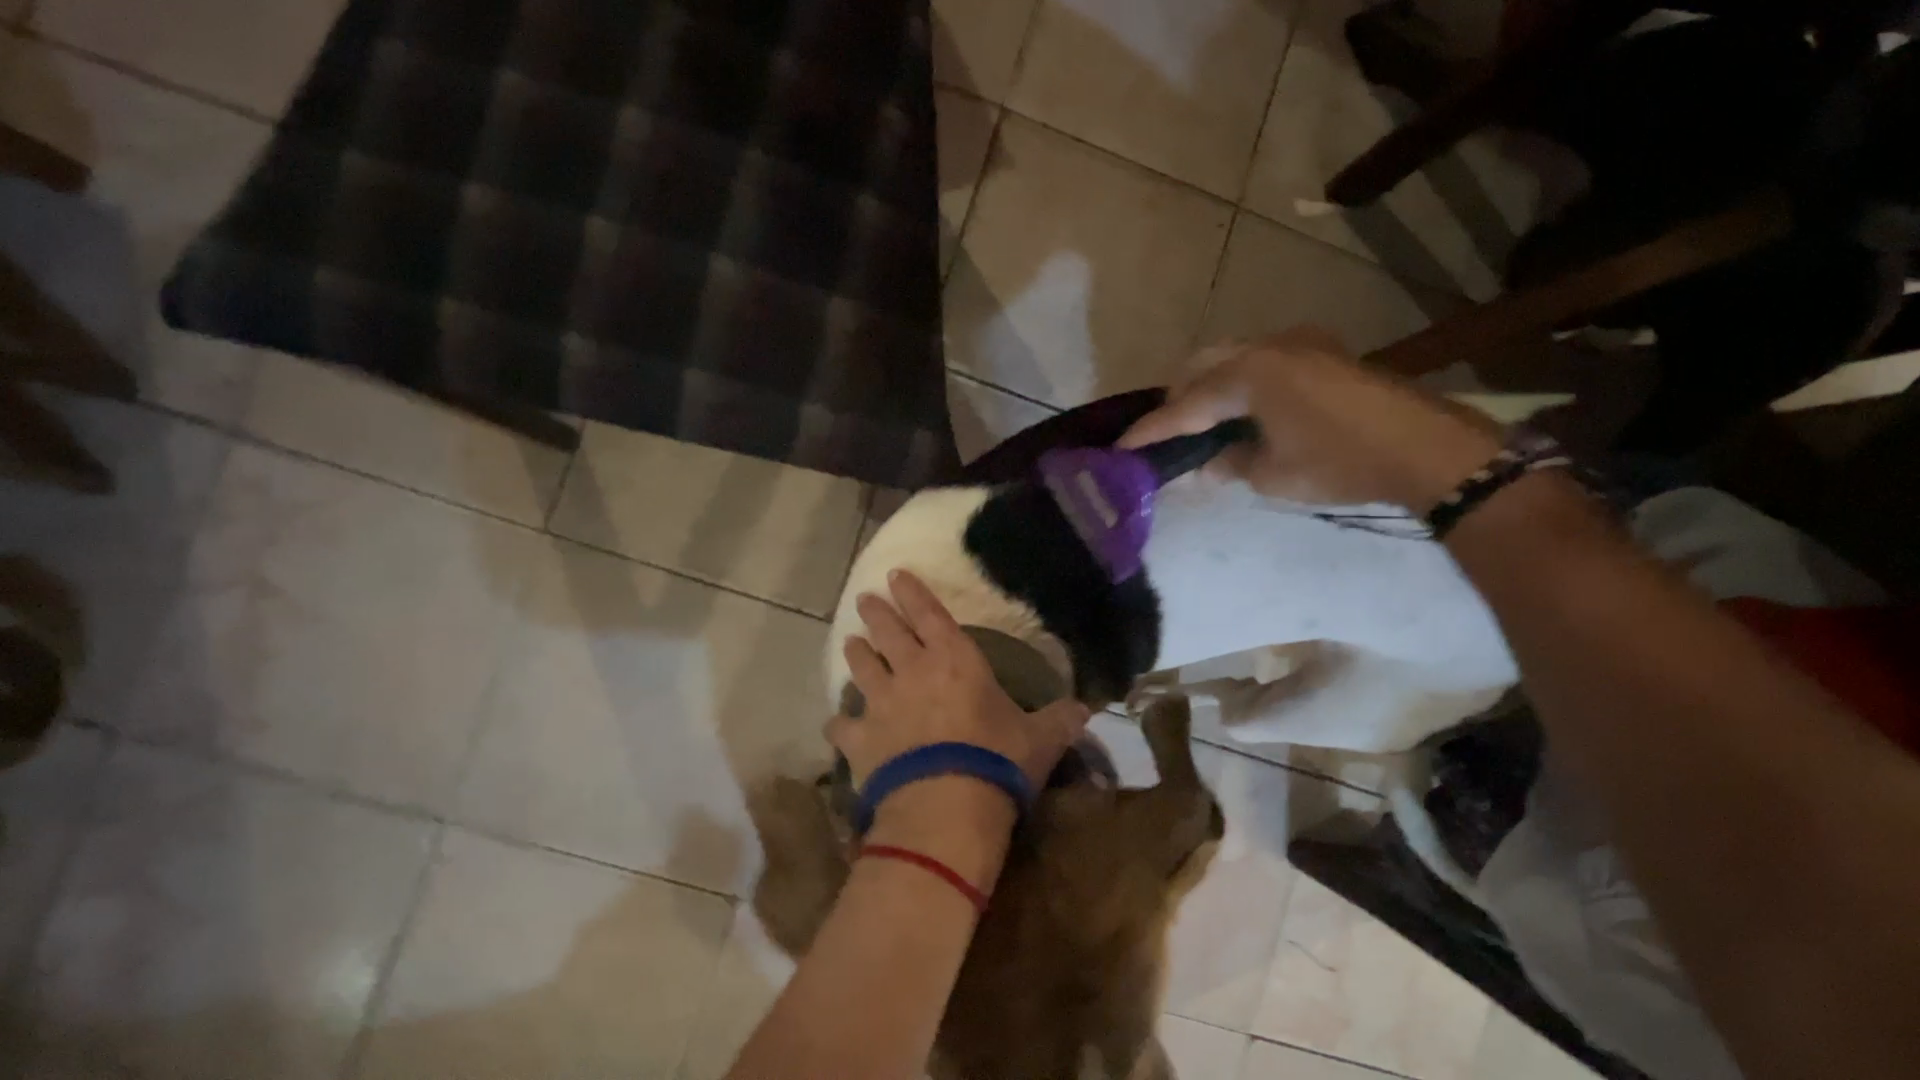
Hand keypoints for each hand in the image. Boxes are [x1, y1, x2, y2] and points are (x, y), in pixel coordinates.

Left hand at [831, 570, 1091, 791]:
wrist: (946, 807)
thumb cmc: (999, 761)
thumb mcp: (1041, 740)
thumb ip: (1060, 720)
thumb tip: (1085, 709)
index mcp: (955, 660)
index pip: (930, 614)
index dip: (913, 592)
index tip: (896, 574)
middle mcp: (912, 671)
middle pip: (888, 632)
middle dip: (877, 612)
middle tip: (865, 599)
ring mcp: (880, 703)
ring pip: (860, 667)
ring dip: (855, 653)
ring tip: (850, 643)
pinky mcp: (859, 739)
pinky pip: (841, 724)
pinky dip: (839, 722)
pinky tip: (837, 723)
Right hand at [1118, 326, 1502, 512]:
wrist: (1425, 447)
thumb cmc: (1339, 463)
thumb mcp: (1272, 475)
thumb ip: (1229, 462)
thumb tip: (1208, 461)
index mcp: (1247, 376)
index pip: (1184, 407)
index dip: (1151, 431)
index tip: (1121, 449)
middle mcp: (1266, 348)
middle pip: (1201, 364)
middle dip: (1178, 398)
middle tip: (1167, 434)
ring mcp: (1298, 344)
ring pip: (1232, 356)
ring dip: (1211, 386)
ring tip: (1205, 424)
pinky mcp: (1322, 352)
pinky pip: (1262, 359)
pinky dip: (1242, 381)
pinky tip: (1247, 411)